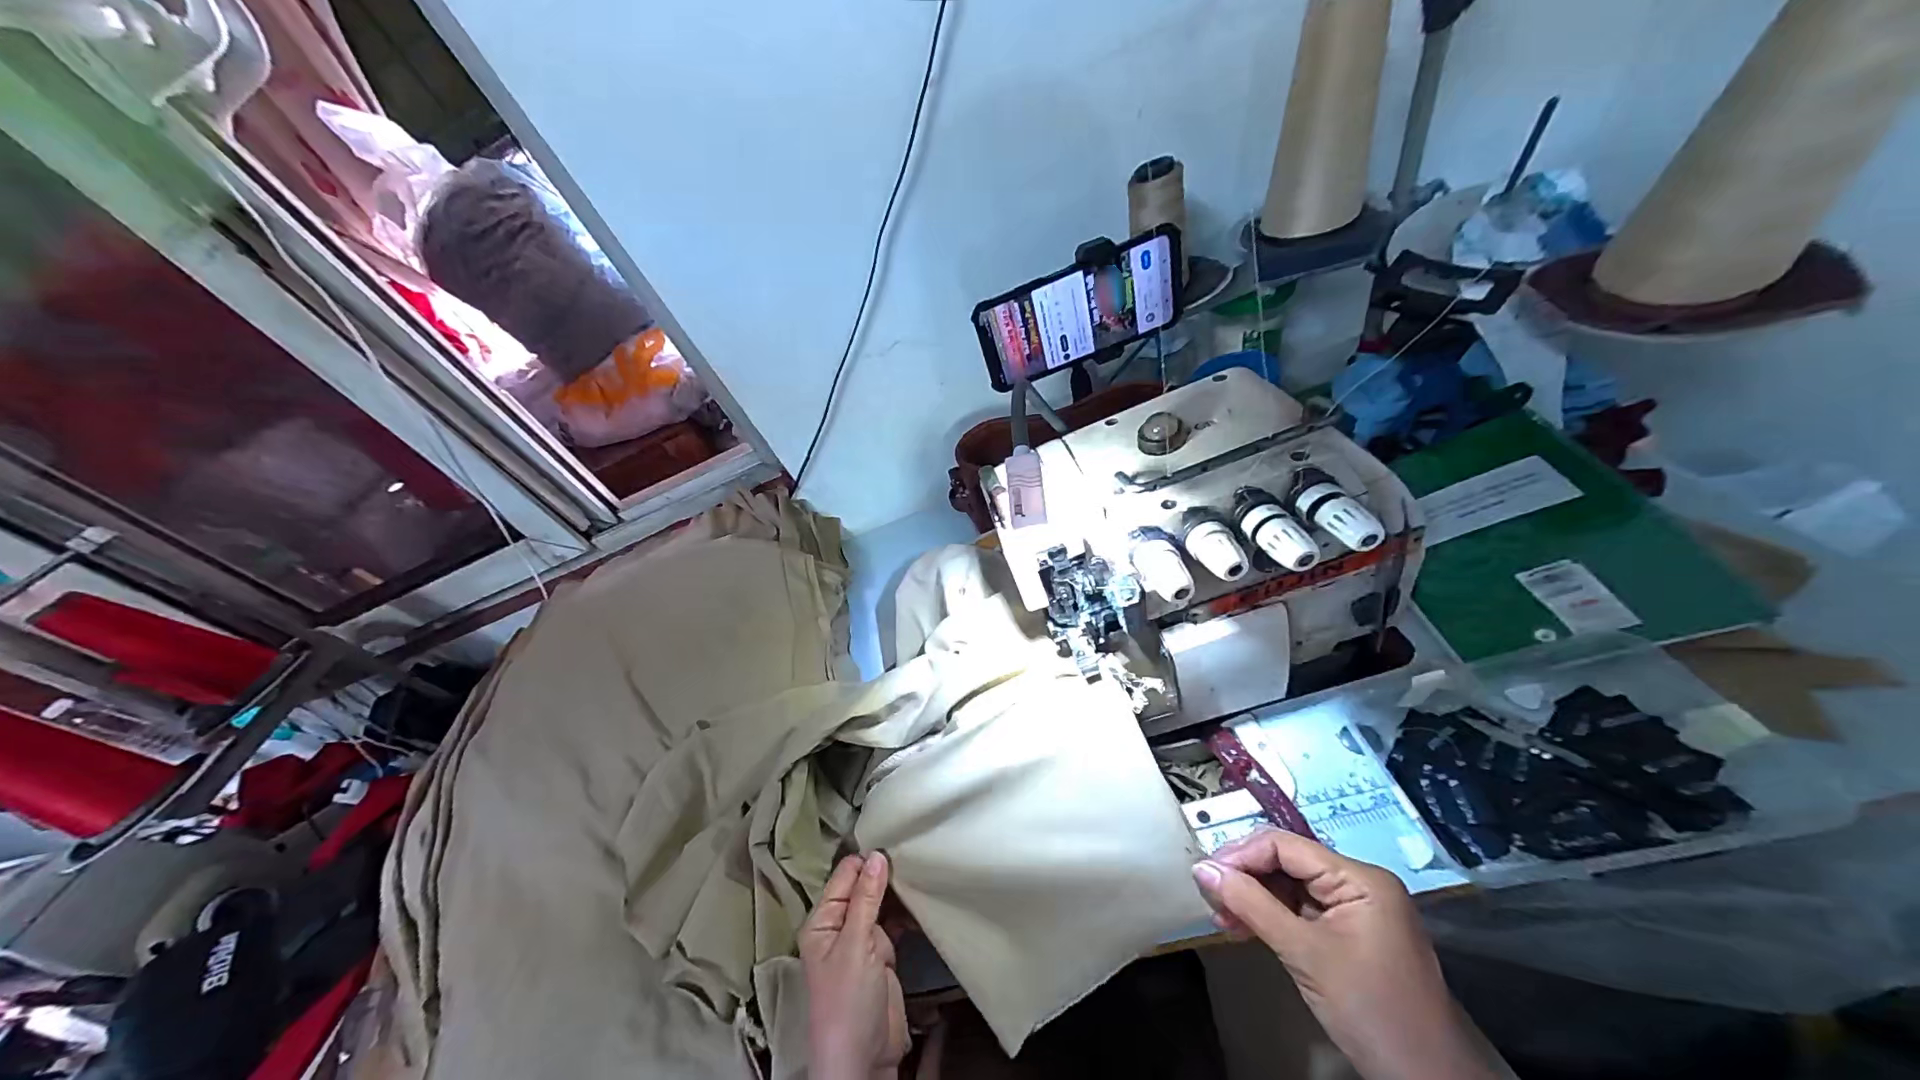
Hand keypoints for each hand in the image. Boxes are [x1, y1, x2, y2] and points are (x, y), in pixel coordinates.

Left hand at [801, 852, 907, 1079]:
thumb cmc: (848, 999)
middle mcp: (840, 926)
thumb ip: (866, 899)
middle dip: (884, 872)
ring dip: (898, 891)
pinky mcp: (882, 954)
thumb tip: (877, 855)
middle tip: (913, 849)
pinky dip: (907, 913)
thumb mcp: (856, 944)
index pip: (843, 877)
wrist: (864, 1057)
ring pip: (881, 903)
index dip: (865, 860)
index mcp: (822, 921)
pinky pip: (894, 923)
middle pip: (863, 888)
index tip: (893, 839)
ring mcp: (862, 940)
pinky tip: (922, 900)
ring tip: (922, 869)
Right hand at [1191, 830, 1500, 1079]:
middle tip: (1210, 900)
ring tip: (1222, 918)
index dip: (1241, 855)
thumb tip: (1202, 868)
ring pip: (1288, 886)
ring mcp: (1354, 909)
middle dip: (1245, 878)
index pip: (1285, 845)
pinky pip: (1299, 910)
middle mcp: (1358, 883)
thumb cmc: (1371, 1011)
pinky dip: (1269, 917)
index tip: (1205, 876)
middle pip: (1286, 862)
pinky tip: (1244, 928)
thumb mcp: (1305, 953)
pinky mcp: (1348, 934)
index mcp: (1359, 878)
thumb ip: (1252, 905)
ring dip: (1252, 899)